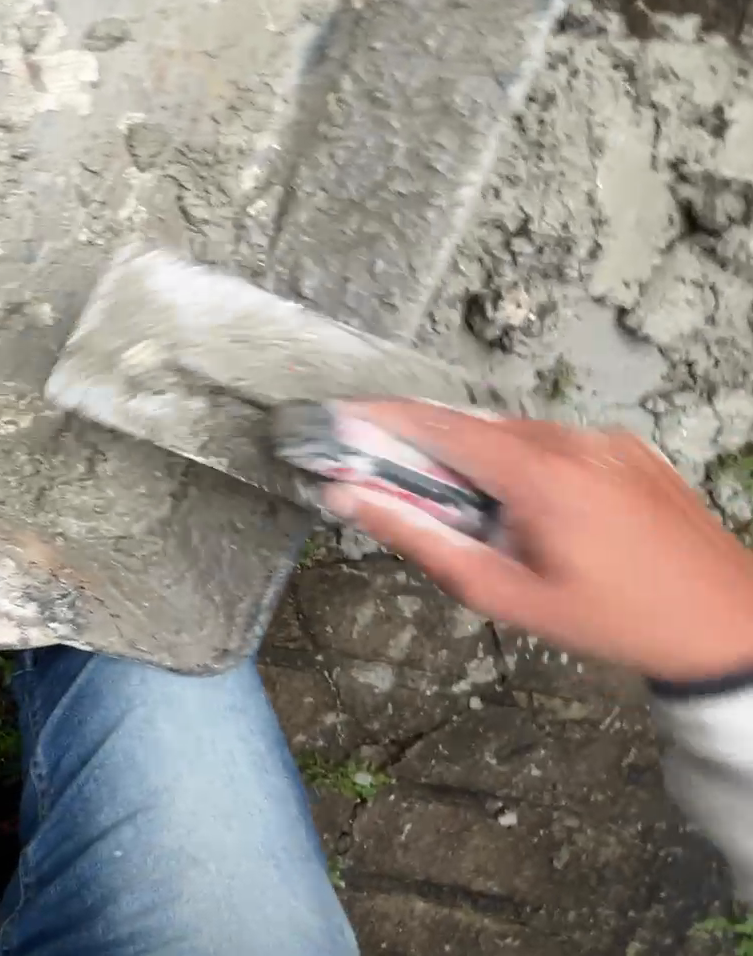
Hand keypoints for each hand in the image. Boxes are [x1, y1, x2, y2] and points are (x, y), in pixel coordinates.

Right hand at [321, 400, 752, 683]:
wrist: (735, 633)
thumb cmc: (607, 619)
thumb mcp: (498, 591)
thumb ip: (416, 536)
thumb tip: (345, 496)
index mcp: (542, 475)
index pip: (439, 426)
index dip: (380, 416)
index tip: (336, 415)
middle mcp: (575, 443)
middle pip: (468, 424)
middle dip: (415, 439)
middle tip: (378, 464)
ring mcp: (608, 442)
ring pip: (505, 431)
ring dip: (461, 451)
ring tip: (447, 494)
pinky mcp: (628, 451)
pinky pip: (544, 440)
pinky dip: (504, 456)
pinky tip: (505, 496)